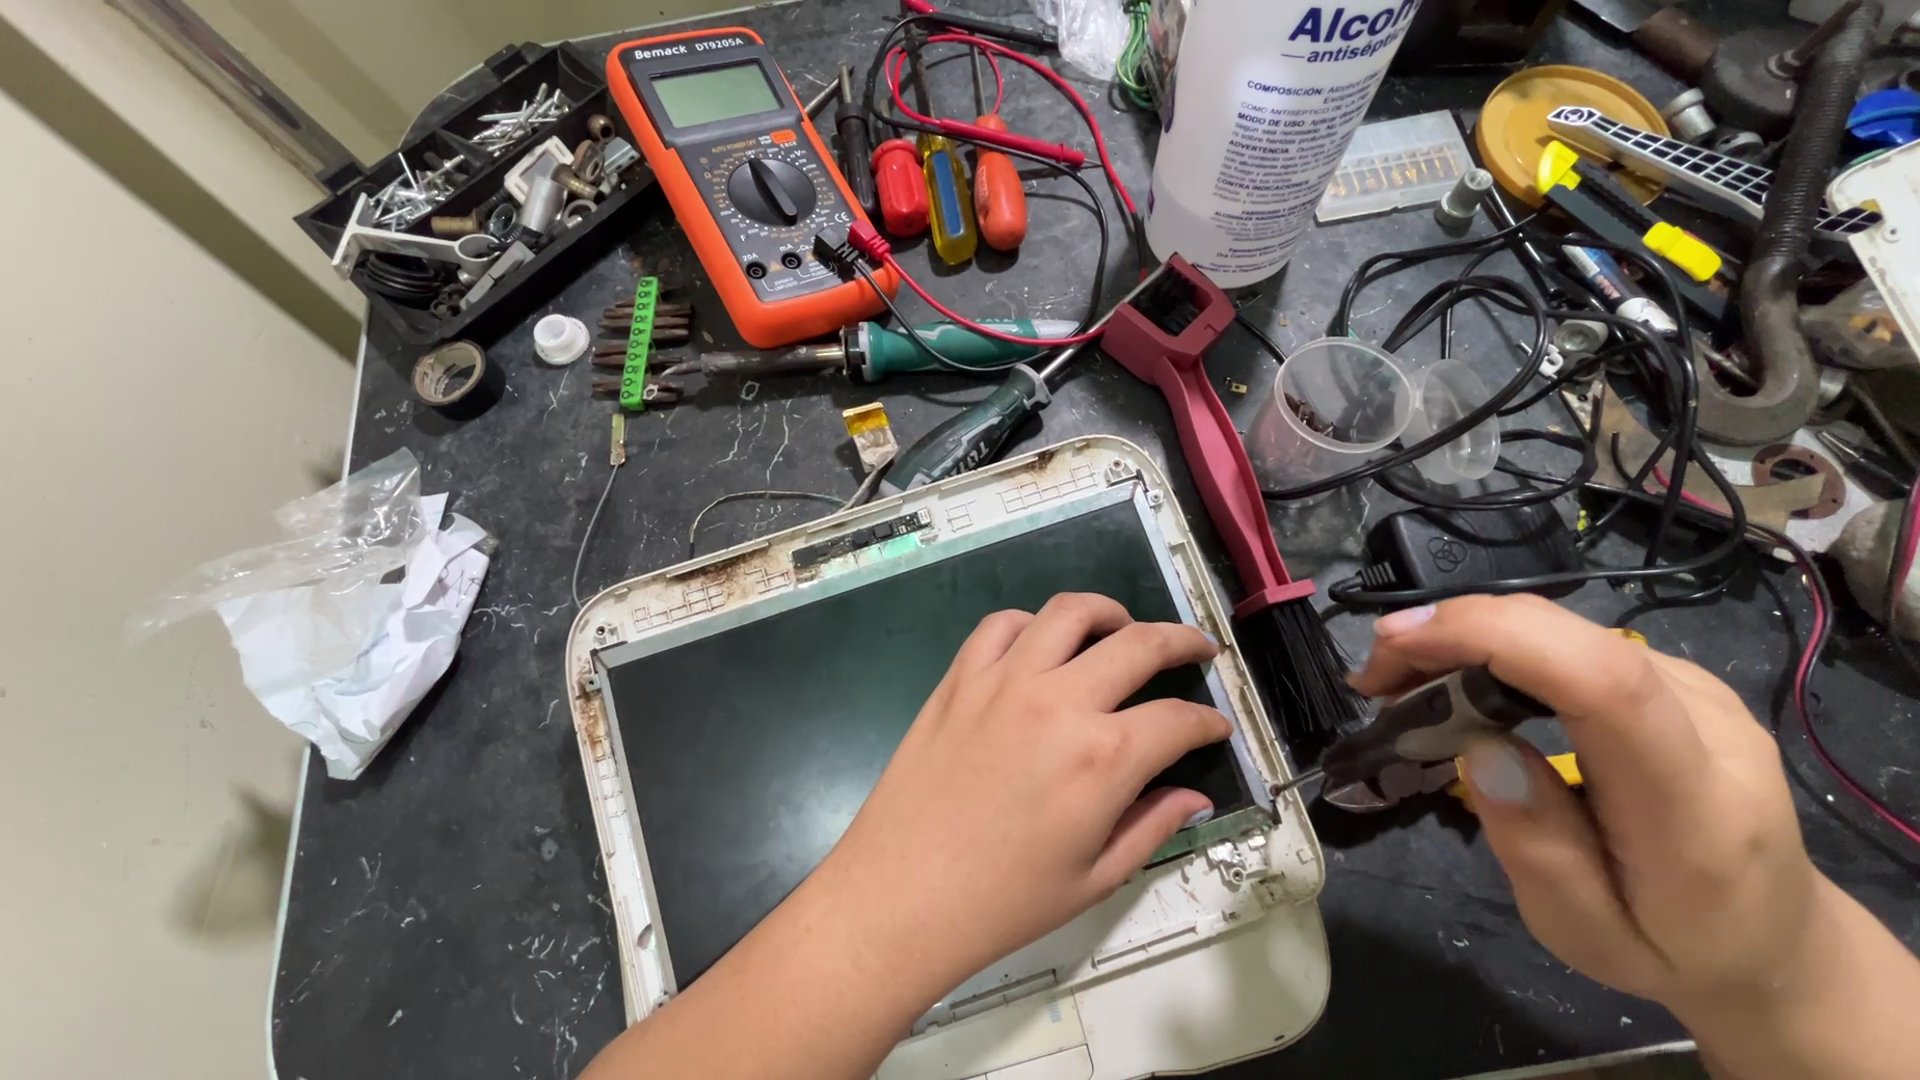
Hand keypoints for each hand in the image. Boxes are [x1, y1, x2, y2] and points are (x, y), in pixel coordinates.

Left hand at [811, 593, 1232, 999]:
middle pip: (1139, 643)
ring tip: (1122, 628)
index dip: (1207, 721)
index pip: (1178, 719)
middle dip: (1183, 641)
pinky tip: (1041, 644)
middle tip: (1197, 649)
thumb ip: (1152, 826)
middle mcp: (1058, 701)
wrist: (901, 894)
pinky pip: (1001, 625)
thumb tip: (1194, 795)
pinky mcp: (959, 678)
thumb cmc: (1002, 901)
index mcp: (1102, 758)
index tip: (1215, 727)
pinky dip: (1031, 624)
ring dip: (1109, 612)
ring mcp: (1003, 681)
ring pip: (1068, 612)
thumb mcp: (1094, 879)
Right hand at [1352, 596, 1919, 1079]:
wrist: (1774, 939)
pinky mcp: (1669, 679)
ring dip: (1462, 638)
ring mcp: (1695, 690)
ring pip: (1557, 629)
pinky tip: (1454, 681)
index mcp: (1692, 801)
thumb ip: (1538, 848)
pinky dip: (1492, 646)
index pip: (1603, 683)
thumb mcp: (1587, 934)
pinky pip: (1565, 641)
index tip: (1398, 644)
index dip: (1494, 639)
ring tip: (1399, 684)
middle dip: (1452, 632)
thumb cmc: (1670, 944)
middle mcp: (1707, 722)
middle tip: (1373, 678)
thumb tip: (1480, 748)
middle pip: (1569, 638)